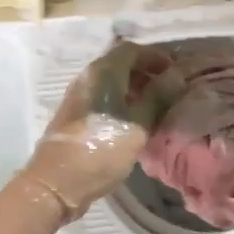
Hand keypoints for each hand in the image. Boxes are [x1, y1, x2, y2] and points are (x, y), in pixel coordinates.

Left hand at [20, 42, 176, 222]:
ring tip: (156, 105)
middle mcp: (88, 76)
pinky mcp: (75, 112)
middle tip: (169, 89)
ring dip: (135, 86)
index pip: (132, 49)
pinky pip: (103, 94)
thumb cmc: (101, 150)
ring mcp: (79, 94)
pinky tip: (134, 119)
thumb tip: (178, 74)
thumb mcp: (138, 125)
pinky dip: (122, 99)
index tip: (175, 72)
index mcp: (103, 72)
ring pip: (112, 80)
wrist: (56, 184)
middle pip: (121, 62)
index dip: (156, 57)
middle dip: (147, 71)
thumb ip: (158, 96)